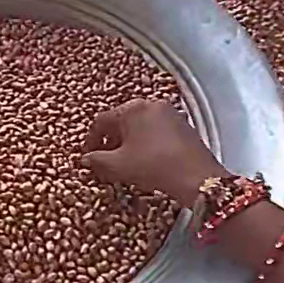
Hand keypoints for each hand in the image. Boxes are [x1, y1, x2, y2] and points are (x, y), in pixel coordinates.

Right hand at [81, 98, 221, 206]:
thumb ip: (97, 160)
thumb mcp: (118, 166)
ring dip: (128, 143)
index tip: (88, 157)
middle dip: (111, 142)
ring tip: (124, 163)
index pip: (101, 121)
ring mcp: (170, 114)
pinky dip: (145, 143)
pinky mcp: (183, 126)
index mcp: (132, 109)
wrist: (197, 177)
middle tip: (105, 161)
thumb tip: (86, 158)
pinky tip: (145, 160)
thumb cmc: (152, 166)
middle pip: (122, 122)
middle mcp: (151, 105)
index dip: (91, 140)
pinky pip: (156, 131)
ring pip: (140, 126)